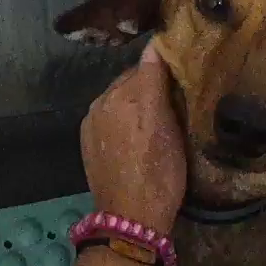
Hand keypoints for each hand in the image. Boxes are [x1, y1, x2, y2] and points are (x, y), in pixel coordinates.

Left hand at [80, 42, 187, 235]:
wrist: (128, 216)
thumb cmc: (162, 177)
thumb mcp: (173, 133)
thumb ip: (163, 88)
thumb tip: (156, 48)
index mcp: (135, 95)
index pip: (150, 61)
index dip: (165, 62)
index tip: (179, 65)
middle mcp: (109, 97)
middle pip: (132, 75)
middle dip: (149, 80)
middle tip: (169, 95)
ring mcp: (94, 113)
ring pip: (118, 90)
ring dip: (133, 94)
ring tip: (150, 113)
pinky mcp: (85, 128)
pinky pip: (106, 107)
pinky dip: (118, 110)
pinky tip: (130, 127)